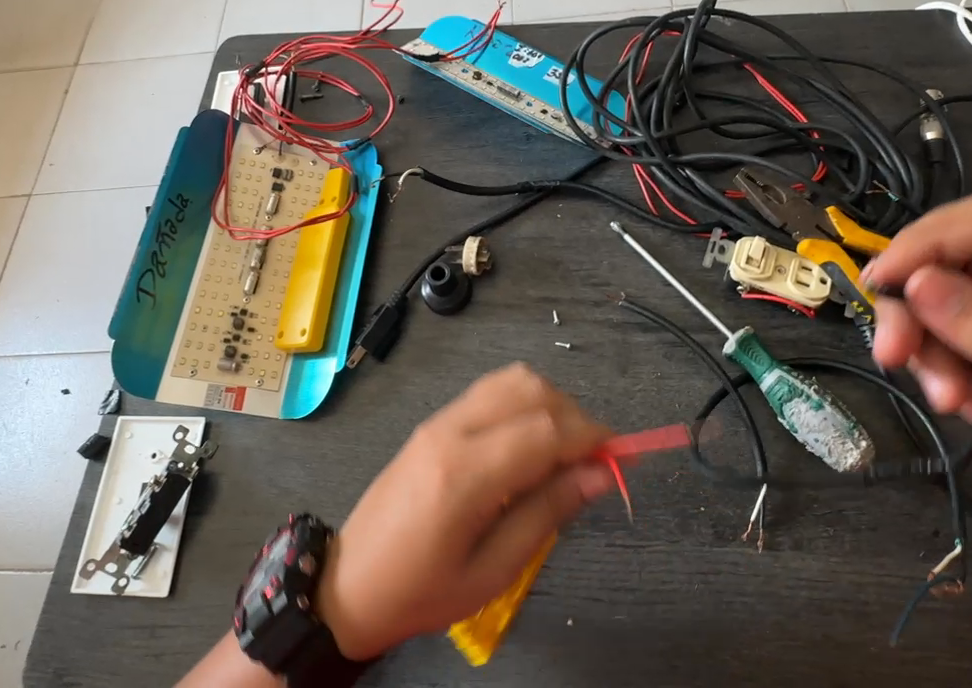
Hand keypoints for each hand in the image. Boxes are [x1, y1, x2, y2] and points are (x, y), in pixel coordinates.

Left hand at [315, 364, 614, 658]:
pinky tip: (531, 441)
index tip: (622, 458)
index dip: (592, 437)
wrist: (349, 582)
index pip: (545, 429)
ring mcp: (440, 419)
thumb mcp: (492, 571)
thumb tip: (599, 475)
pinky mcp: (434, 421)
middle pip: (531, 390)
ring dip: (550, 402)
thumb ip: (547, 513)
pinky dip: (524, 401)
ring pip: (511, 380)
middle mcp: (453, 430)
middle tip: (594, 460)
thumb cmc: (422, 591)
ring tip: (565, 451)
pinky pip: (491, 390)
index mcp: (465, 474)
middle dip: (576, 416)